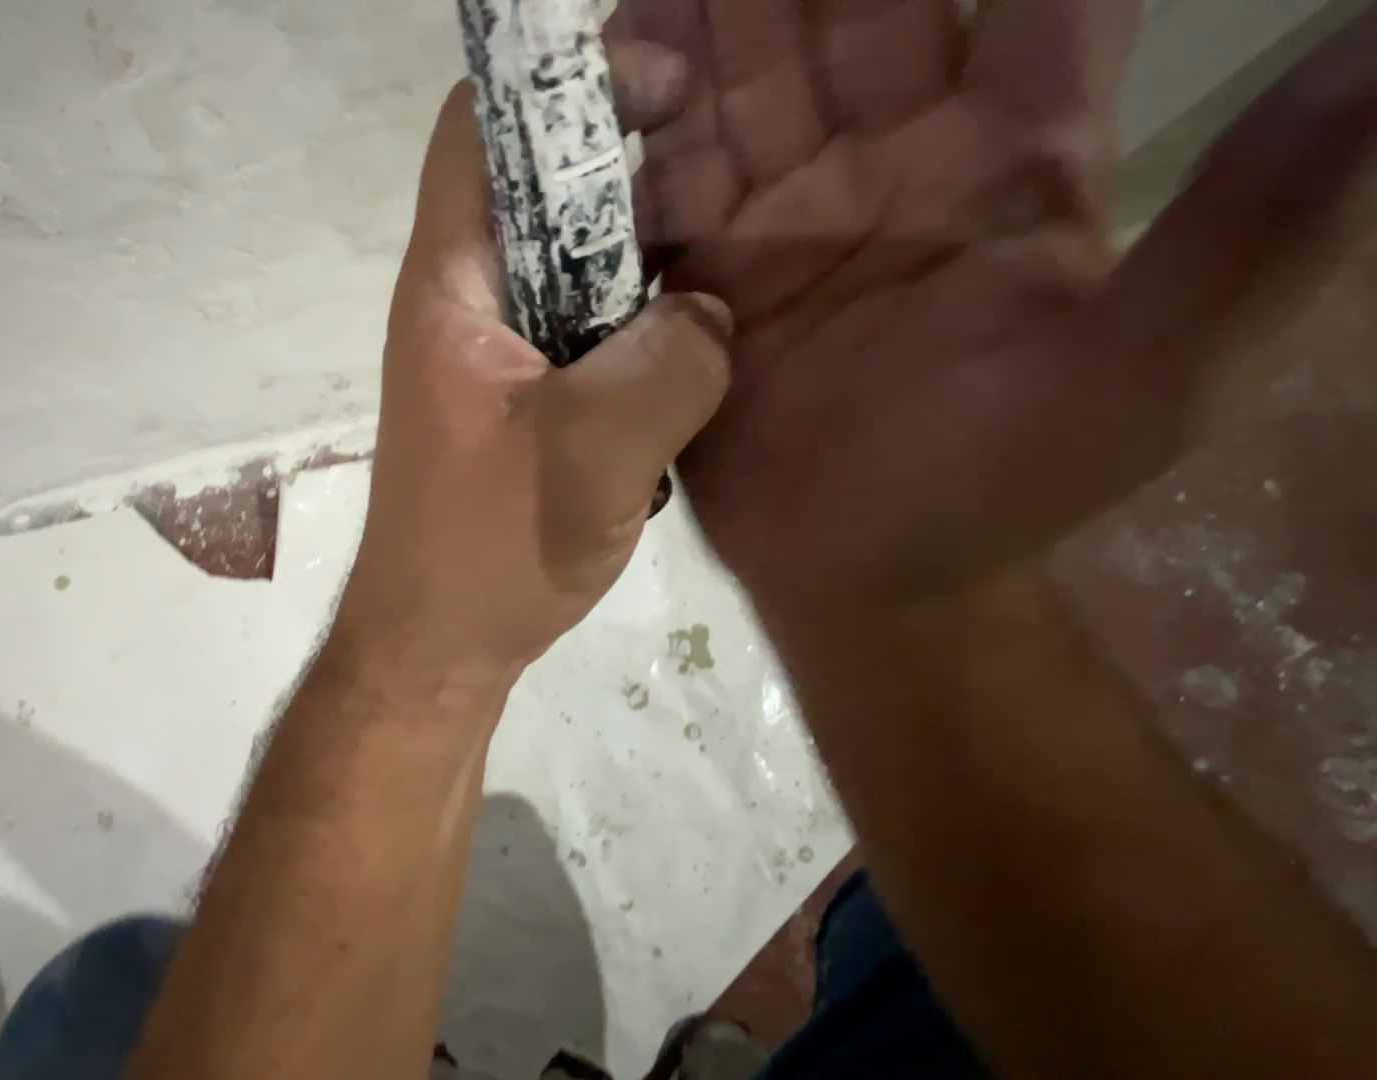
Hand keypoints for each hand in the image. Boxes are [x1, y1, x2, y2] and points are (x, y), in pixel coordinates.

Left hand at [332, 73, 734, 693]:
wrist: (438, 644)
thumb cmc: (487, 552)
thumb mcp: (591, 456)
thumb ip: (667, 366)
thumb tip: (707, 315)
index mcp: (453, 288)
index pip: (477, 133)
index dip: (554, 84)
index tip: (654, 84)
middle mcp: (468, 305)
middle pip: (538, 191)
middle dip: (625, 164)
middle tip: (728, 163)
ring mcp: (497, 357)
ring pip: (572, 265)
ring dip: (643, 254)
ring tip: (734, 244)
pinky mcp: (526, 403)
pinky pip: (587, 332)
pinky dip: (640, 324)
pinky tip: (699, 340)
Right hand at [623, 0, 1376, 614]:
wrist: (862, 579)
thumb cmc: (1001, 486)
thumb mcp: (1146, 376)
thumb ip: (1254, 226)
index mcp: (1006, 162)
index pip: (1013, 0)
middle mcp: (886, 170)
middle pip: (841, 22)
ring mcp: (781, 222)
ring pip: (737, 91)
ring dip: (699, 33)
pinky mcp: (702, 277)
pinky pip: (665, 187)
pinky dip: (636, 134)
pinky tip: (611, 76)